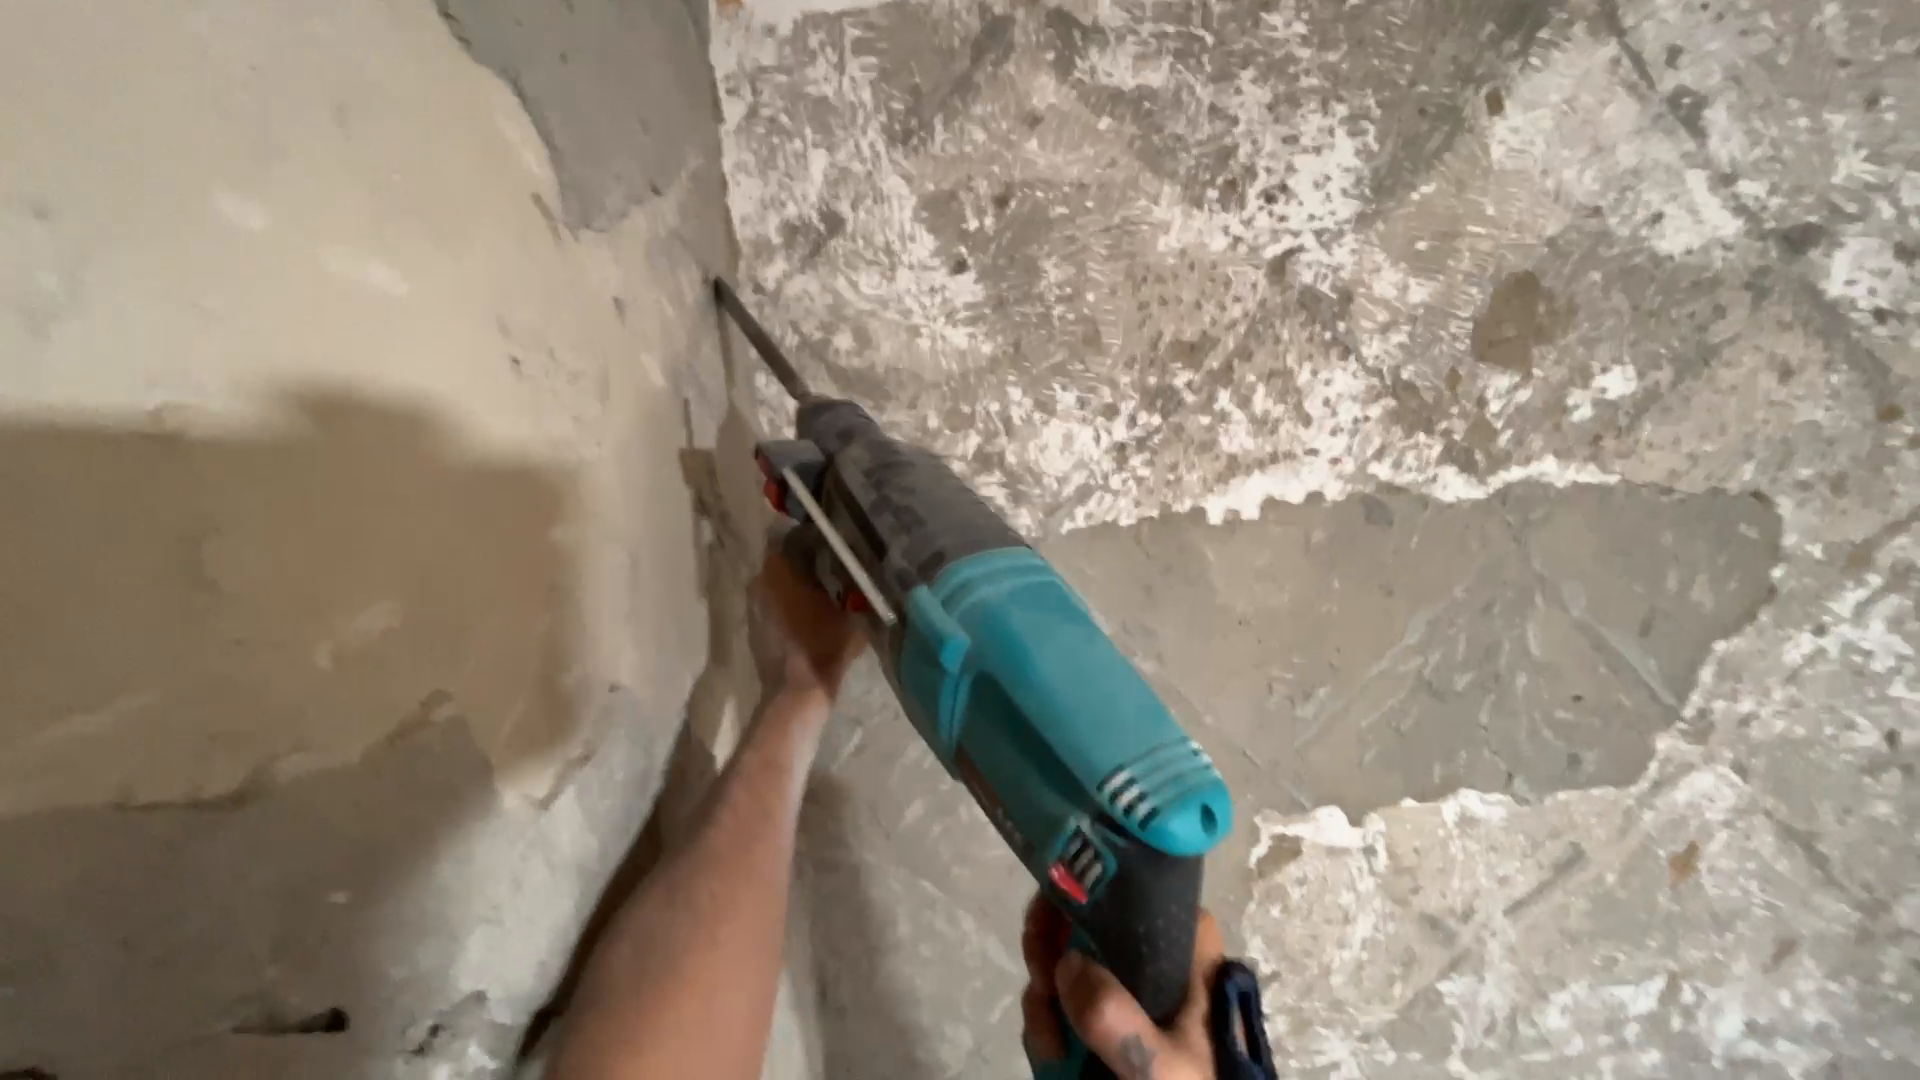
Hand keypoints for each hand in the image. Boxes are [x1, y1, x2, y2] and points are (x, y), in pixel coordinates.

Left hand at [756, 546, 866, 699]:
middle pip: (783, 559)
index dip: (813, 536)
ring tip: (825, 589)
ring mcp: (754, 606)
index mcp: (780, 569)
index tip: (833, 541)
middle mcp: (760, 581)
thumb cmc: (824, 644)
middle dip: (805, 560)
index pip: (791, 536)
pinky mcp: (755, 627)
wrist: (798, 692)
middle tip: (833, 565)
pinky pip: (774, 604)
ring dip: (797, 583)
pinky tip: (811, 614)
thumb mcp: (851, 610)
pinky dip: (789, 604)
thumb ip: (856, 584)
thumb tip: (866, 567)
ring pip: (778, 582)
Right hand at [1020, 896, 1225, 1079]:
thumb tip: (1065, 964)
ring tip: (1050, 1046)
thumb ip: (1115, 1018)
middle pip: (1085, 921)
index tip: (1050, 927)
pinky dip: (1049, 1022)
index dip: (1082, 895)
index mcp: (1184, 948)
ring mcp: (1131, 990)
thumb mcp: (1162, 1066)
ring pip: (1067, 963)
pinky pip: (1065, 1002)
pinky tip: (1052, 1054)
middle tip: (1042, 986)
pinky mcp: (1113, 1020)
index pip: (1131, 888)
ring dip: (1046, 1000)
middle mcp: (1156, 956)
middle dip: (1050, 953)